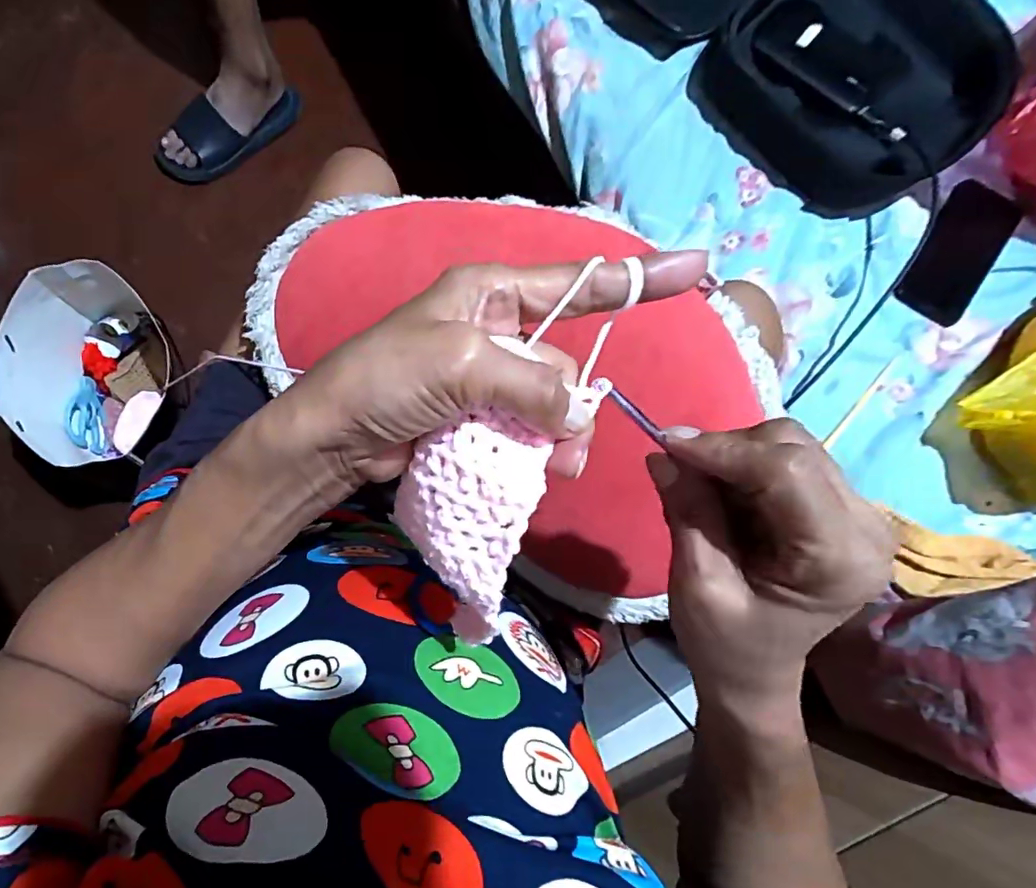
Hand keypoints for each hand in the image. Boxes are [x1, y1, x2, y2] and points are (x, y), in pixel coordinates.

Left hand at [259, 251, 710, 499]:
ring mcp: (483, 380)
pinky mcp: (473, 419)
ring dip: (555, 436)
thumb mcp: (460, 364)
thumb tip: (580, 413)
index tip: (699, 268)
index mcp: (490, 292)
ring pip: (547, 405)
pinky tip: (534, 471)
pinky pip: (522, 432)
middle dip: (571, 400)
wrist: (336, 437)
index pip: (577, 281)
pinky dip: (532, 452)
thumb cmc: (386, 379)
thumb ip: (529, 382)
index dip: (637, 278)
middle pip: (561, 362)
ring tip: (553, 466)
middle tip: (567, 439)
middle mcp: (493, 331)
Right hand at [647, 419, 894, 713]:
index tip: (664, 443)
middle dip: (727, 451)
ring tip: (698, 487)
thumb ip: (689, 515)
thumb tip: (664, 455)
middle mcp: (866, 526)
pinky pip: (790, 464)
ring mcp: (861, 515)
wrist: (754, 674)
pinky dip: (745, 468)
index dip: (722, 449)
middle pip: (793, 449)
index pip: (786, 472)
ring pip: (791, 448)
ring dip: (735, 457)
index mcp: (838, 557)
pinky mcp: (842, 510)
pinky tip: (721, 494)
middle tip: (677, 470)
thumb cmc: (724, 644)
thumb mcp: (698, 585)